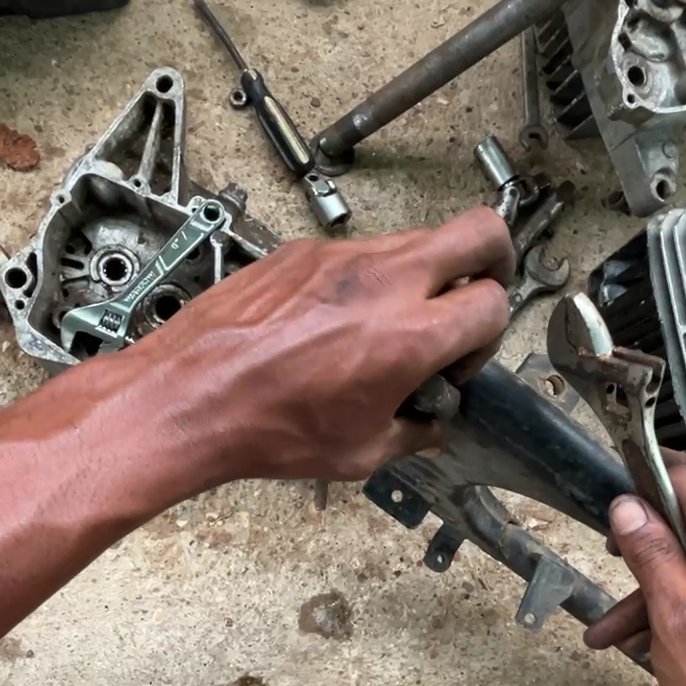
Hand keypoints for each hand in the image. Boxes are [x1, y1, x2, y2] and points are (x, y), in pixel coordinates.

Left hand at [132, 207, 513, 481]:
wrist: (191, 396)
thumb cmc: (267, 428)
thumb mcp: (360, 453)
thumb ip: (415, 433)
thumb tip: (431, 423)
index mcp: (408, 335)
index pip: (494, 303)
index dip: (488, 337)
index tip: (459, 362)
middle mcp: (385, 281)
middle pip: (480, 232)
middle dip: (493, 264)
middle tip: (468, 304)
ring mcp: (342, 256)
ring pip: (419, 240)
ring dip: (424, 277)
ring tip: (388, 328)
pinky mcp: (303, 249)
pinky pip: (360, 252)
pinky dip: (369, 281)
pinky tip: (335, 324)